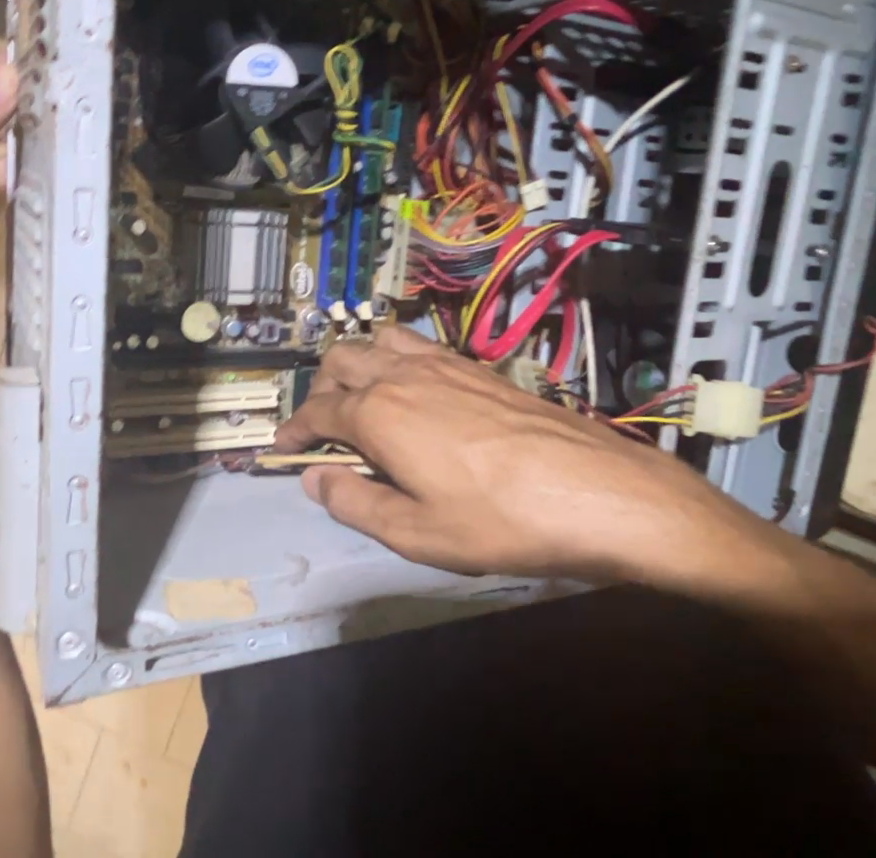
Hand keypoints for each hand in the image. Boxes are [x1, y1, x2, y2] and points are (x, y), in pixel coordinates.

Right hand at [274, 327, 780, 583]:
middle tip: (322, 425)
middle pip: (343, 361)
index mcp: (378, 414)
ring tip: (361, 395)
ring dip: (358, 362)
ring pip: (381, 341)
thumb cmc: (498, 521)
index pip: (318, 411)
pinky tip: (413, 389)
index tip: (282, 449)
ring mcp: (446, 364)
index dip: (294, 430)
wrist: (593, 491)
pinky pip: (420, 345)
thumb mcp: (415, 532)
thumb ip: (355, 503)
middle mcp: (404, 375)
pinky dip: (396, 358)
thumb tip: (313, 478)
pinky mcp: (479, 367)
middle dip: (320, 389)